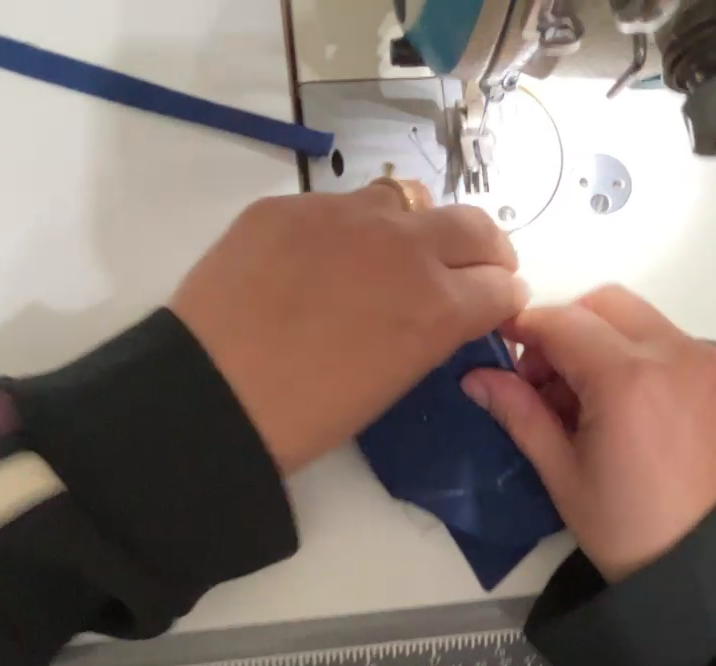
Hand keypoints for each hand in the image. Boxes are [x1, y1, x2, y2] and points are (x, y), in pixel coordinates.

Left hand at [172, 185, 528, 472]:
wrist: (210, 395)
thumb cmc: (308, 416)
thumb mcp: (391, 383)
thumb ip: (430, 334)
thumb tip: (444, 312)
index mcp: (436, 306)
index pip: (502, 284)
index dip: (505, 297)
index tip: (497, 305)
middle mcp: (403, 246)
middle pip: (473, 226)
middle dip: (486, 250)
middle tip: (475, 270)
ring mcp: (344, 215)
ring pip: (407, 199)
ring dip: (418, 226)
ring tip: (397, 254)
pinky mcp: (289, 205)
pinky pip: (339, 205)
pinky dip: (351, 228)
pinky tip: (325, 260)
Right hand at [462, 286, 715, 581]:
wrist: (703, 559)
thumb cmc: (623, 527)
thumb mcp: (561, 472)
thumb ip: (519, 412)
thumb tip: (475, 376)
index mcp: (628, 379)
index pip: (562, 322)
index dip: (523, 330)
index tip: (500, 353)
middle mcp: (671, 352)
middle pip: (601, 303)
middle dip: (562, 329)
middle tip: (541, 382)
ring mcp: (700, 359)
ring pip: (634, 316)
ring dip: (595, 338)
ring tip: (578, 398)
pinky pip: (661, 338)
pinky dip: (629, 352)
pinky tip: (615, 402)